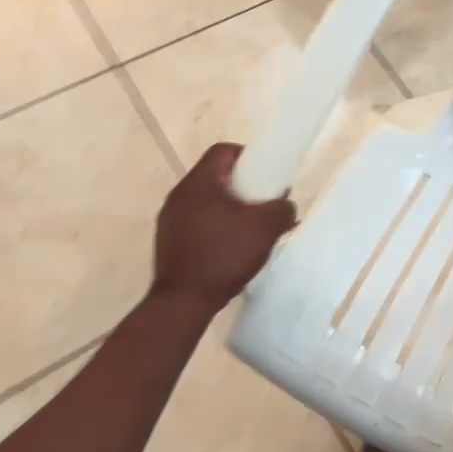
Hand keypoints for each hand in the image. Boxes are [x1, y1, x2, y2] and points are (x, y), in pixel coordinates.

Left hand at [151, 144, 297, 316]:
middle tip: (263, 204)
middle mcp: (179, 194)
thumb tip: (284, 205)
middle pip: (216, 176)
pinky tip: (231, 249)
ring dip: (230, 209)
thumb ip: (282, 209)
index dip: (249, 156)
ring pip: (207, 201)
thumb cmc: (224, 255)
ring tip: (250, 230)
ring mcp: (169, 219)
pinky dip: (216, 227)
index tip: (266, 176)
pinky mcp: (168, 241)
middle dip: (243, 186)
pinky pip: (197, 222)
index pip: (223, 150)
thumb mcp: (265, 229)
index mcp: (199, 182)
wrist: (183, 301)